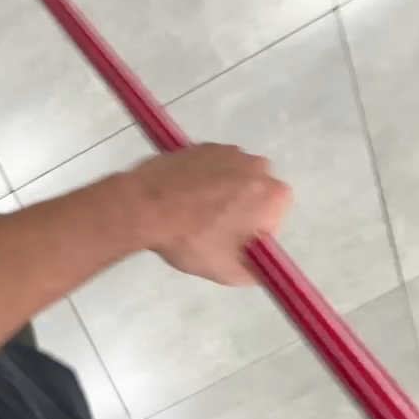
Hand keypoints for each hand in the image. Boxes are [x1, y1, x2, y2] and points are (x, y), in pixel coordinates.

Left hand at [119, 144, 290, 284]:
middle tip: (206, 230)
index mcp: (275, 195)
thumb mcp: (226, 270)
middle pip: (254, 198)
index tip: (224, 244)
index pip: (270, 224)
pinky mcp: (201, 145)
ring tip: (189, 214)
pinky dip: (200, 181)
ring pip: (231, 181)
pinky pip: (209, 168)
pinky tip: (179, 197)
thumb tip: (261, 270)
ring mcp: (228, 151)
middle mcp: (259, 166)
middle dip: (237, 213)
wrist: (143, 205)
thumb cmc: (190, 238)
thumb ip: (255, 273)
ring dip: (218, 196)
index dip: (248, 238)